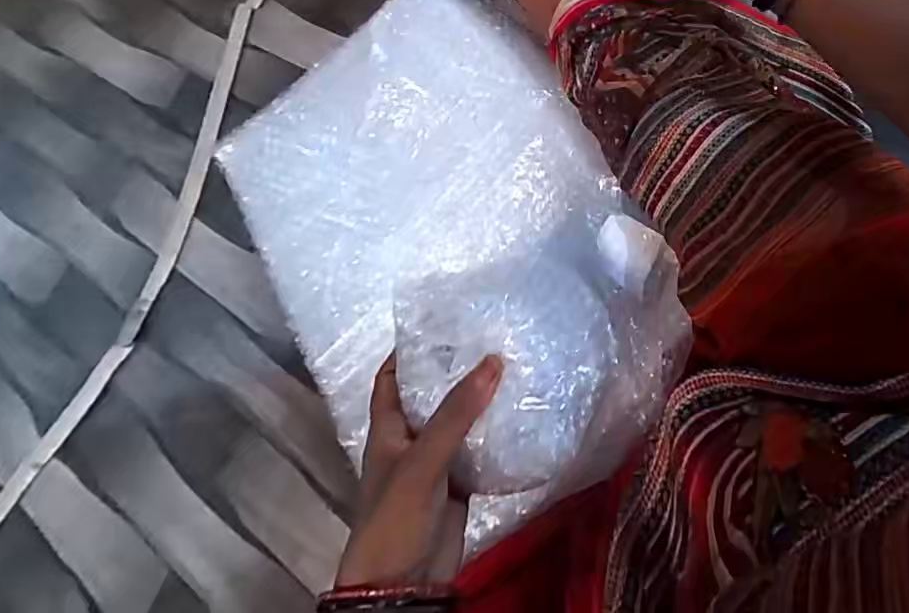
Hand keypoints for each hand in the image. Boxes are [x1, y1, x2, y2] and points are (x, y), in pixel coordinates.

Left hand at [334, 353, 503, 588]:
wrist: (405, 588)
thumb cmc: (395, 518)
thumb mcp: (422, 461)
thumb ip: (456, 413)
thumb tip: (493, 360)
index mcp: (388, 429)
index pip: (390, 378)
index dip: (407, 350)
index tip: (438, 323)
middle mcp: (412, 439)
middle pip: (432, 394)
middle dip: (455, 368)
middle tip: (488, 337)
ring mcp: (437, 462)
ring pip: (459, 420)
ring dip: (480, 397)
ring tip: (511, 363)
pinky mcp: (460, 482)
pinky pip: (479, 447)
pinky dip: (496, 431)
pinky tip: (519, 411)